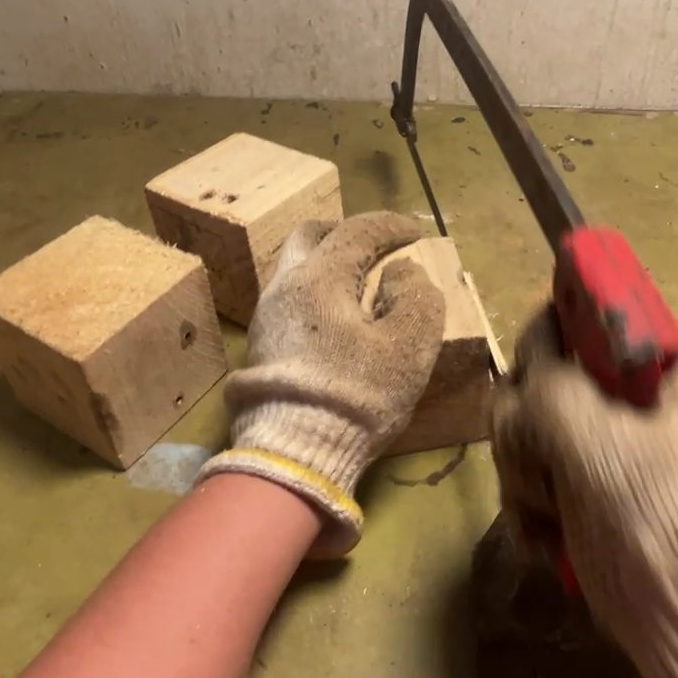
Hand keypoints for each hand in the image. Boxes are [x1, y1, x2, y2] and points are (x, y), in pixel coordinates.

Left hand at [195, 212, 443, 557]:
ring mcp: (267, 318)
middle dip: (345, 233)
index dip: (391, 225)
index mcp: (321, 278)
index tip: (416, 231)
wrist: (295, 452)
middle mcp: (285, 287)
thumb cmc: (358, 394)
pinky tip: (336, 321)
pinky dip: (317, 294)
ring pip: (294, 270)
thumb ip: (416, 296)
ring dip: (327, 265)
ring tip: (358, 285)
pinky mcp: (261, 348)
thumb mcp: (409, 344)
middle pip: (309, 237)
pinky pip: (290, 302)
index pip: (357, 231)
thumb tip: (401, 273)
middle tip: (374, 246)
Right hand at [491, 311, 677, 677]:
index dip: (542, 362)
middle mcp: (644, 395)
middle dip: (528, 441)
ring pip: (538, 433)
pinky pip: (549, 474)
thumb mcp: (594, 444)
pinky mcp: (606, 487)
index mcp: (663, 366)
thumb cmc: (657, 529)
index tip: (533, 410)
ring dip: (528, 482)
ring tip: (548, 527)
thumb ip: (548, 383)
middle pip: (546, 385)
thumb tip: (526, 359)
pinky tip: (547, 543)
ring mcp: (624, 444)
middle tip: (543, 486)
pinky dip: (538, 508)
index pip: (575, 325)